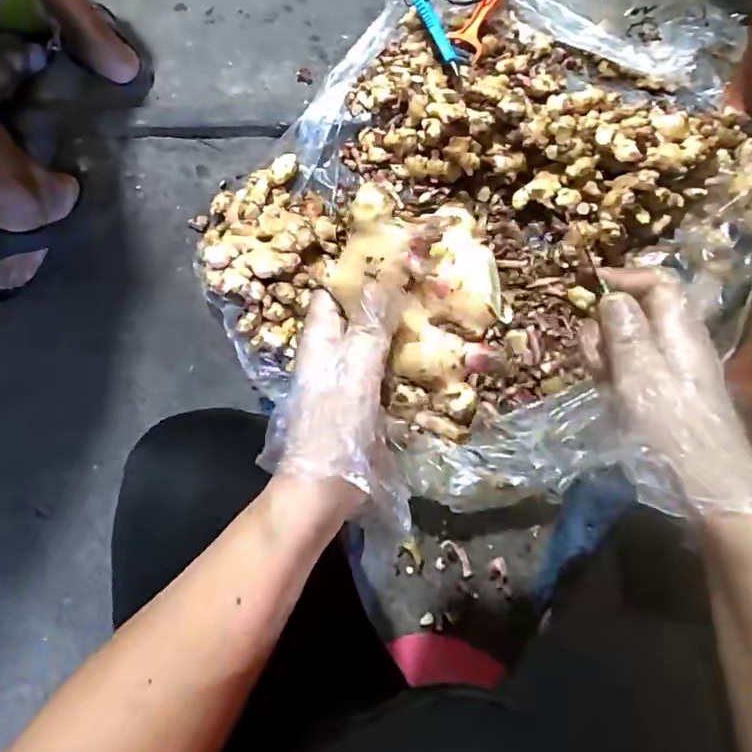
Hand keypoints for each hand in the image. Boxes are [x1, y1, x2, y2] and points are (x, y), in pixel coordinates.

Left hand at [263, 262, 407, 515]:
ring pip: (371, 343)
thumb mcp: (356, 371)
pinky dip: (400, 360)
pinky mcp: (359, 402)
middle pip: (355, 317)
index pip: (332, 294)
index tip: (392, 261)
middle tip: (424, 286)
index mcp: (319, 341)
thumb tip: (382, 280)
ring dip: (396, 331)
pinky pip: (381, 371)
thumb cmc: (335, 426)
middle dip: (385, 302)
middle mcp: (329, 355)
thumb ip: (370, 328)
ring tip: (432, 313)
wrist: (324, 490)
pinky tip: (427, 357)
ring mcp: (344, 379)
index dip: (356, 276)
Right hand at [581, 268, 751, 519]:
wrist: (707, 491)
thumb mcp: (639, 375)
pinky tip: (609, 396)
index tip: (589, 286)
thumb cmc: (672, 430)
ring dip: (604, 351)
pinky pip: (628, 369)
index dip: (626, 276)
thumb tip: (612, 295)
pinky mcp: (661, 394)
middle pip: (635, 311)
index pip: (659, 282)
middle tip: (594, 350)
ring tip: (601, 380)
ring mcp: (669, 370)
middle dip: (605, 323)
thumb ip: (624, 331)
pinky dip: (612, 374)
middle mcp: (677, 343)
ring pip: (626, 341)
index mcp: (680, 331)